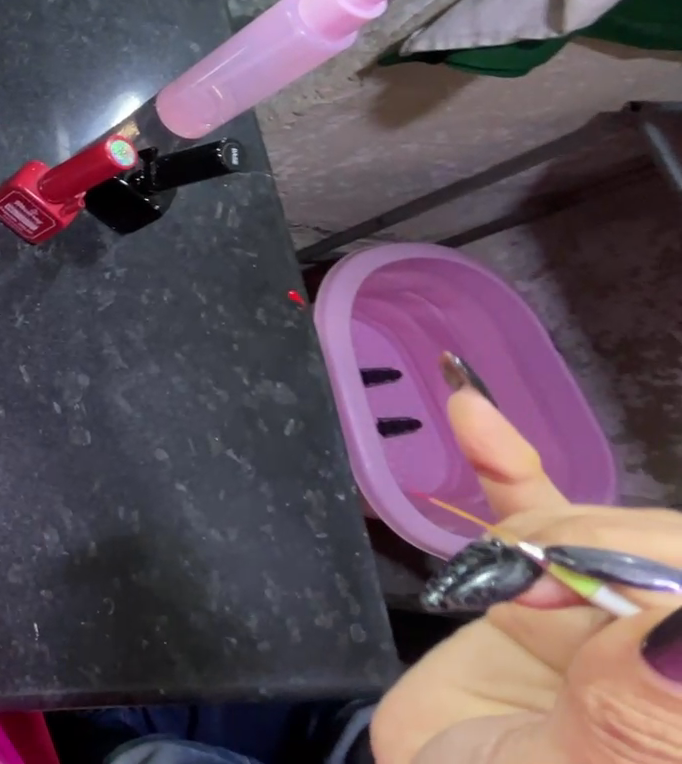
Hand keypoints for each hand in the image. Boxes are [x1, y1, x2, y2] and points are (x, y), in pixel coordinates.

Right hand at [373, 381, 681, 762]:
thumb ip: (633, 724)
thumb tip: (681, 634)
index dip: (645, 571)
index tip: (548, 592)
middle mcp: (668, 652)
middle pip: (672, 555)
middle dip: (595, 548)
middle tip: (512, 586)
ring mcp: (612, 616)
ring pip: (611, 528)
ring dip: (543, 521)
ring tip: (484, 568)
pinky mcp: (541, 589)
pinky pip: (536, 509)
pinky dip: (506, 457)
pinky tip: (471, 409)